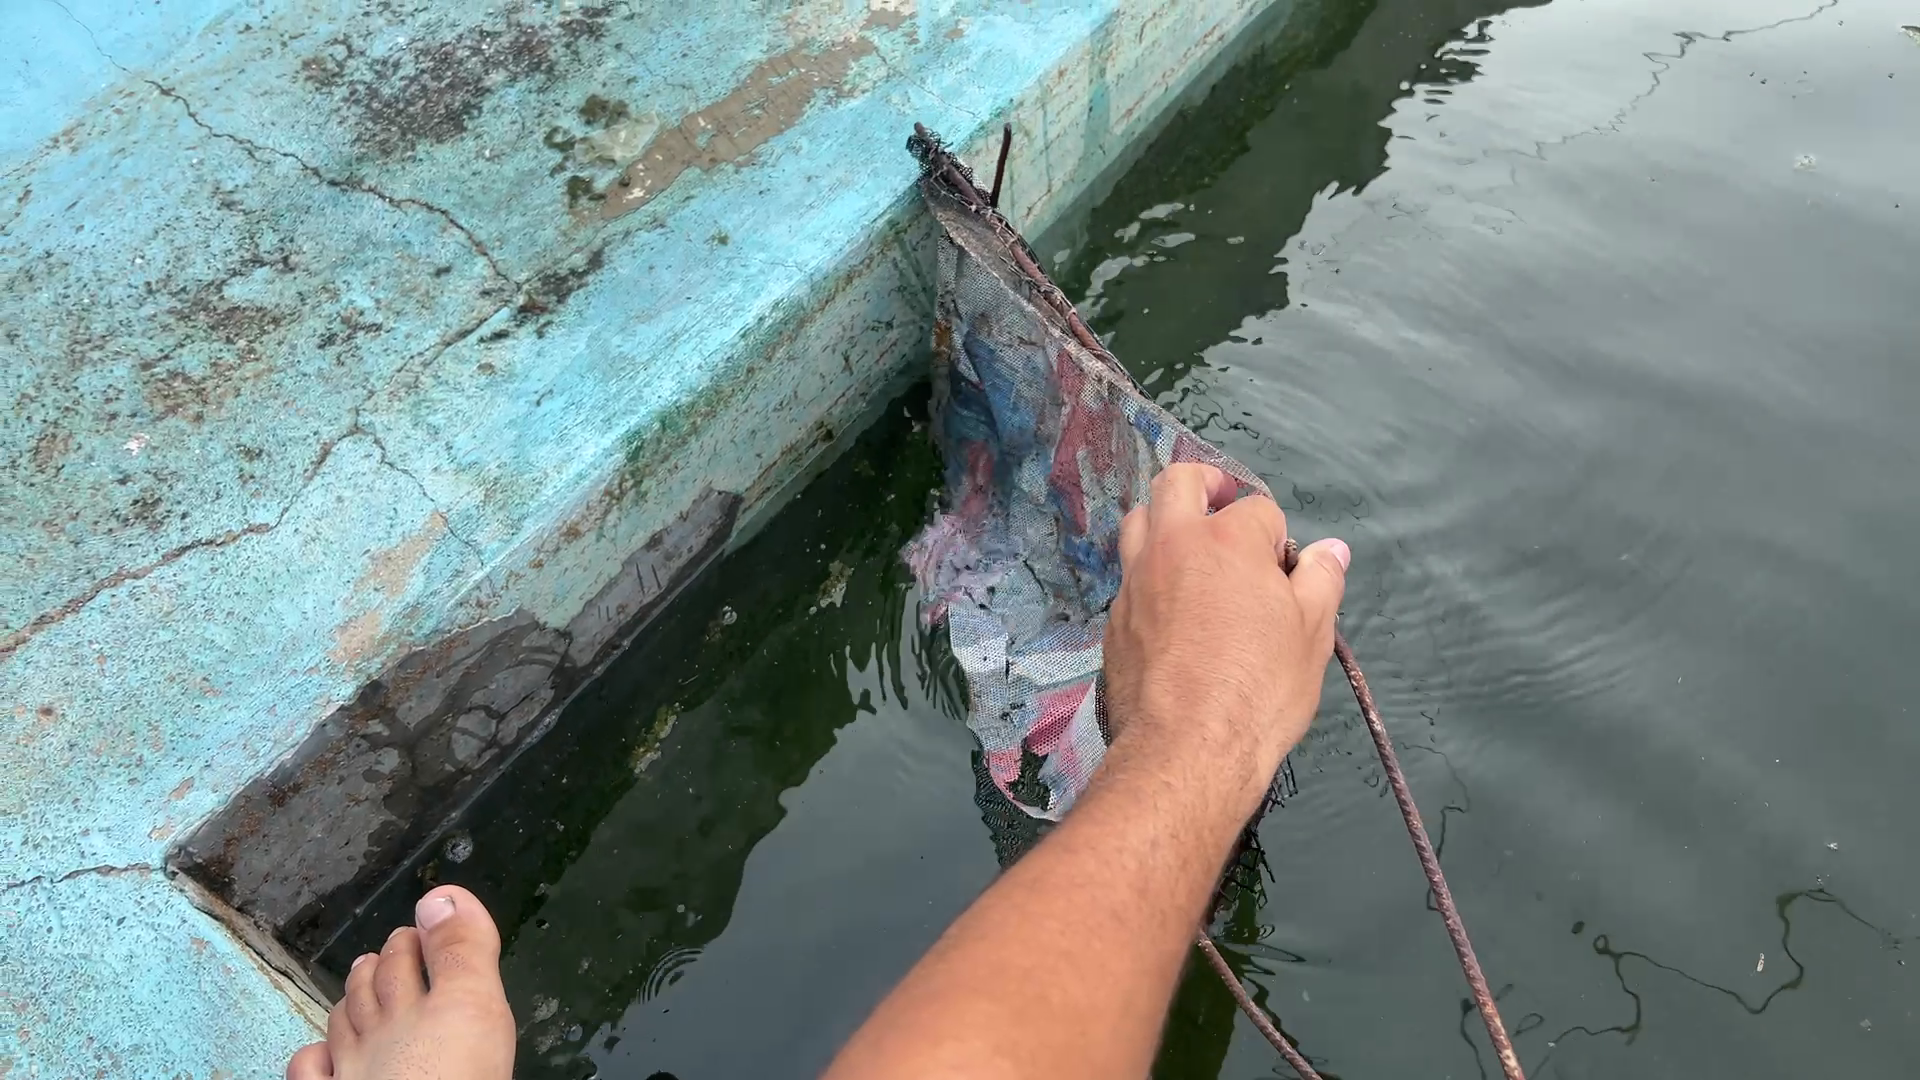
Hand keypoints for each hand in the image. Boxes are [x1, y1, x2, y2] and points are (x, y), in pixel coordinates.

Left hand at [1102, 463, 1349, 816]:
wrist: (1186, 744)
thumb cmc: (1260, 688)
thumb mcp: (1311, 634)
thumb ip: (1320, 580)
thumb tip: (1330, 549)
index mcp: (1227, 540)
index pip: (1257, 509)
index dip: (1274, 533)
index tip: (1282, 566)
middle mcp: (1172, 546)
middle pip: (1178, 482)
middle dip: (1205, 482)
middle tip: (1224, 501)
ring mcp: (1135, 578)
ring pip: (1138, 520)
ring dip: (1164, 519)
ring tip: (1189, 544)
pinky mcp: (1115, 614)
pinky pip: (1129, 574)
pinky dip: (1149, 572)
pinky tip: (1168, 604)